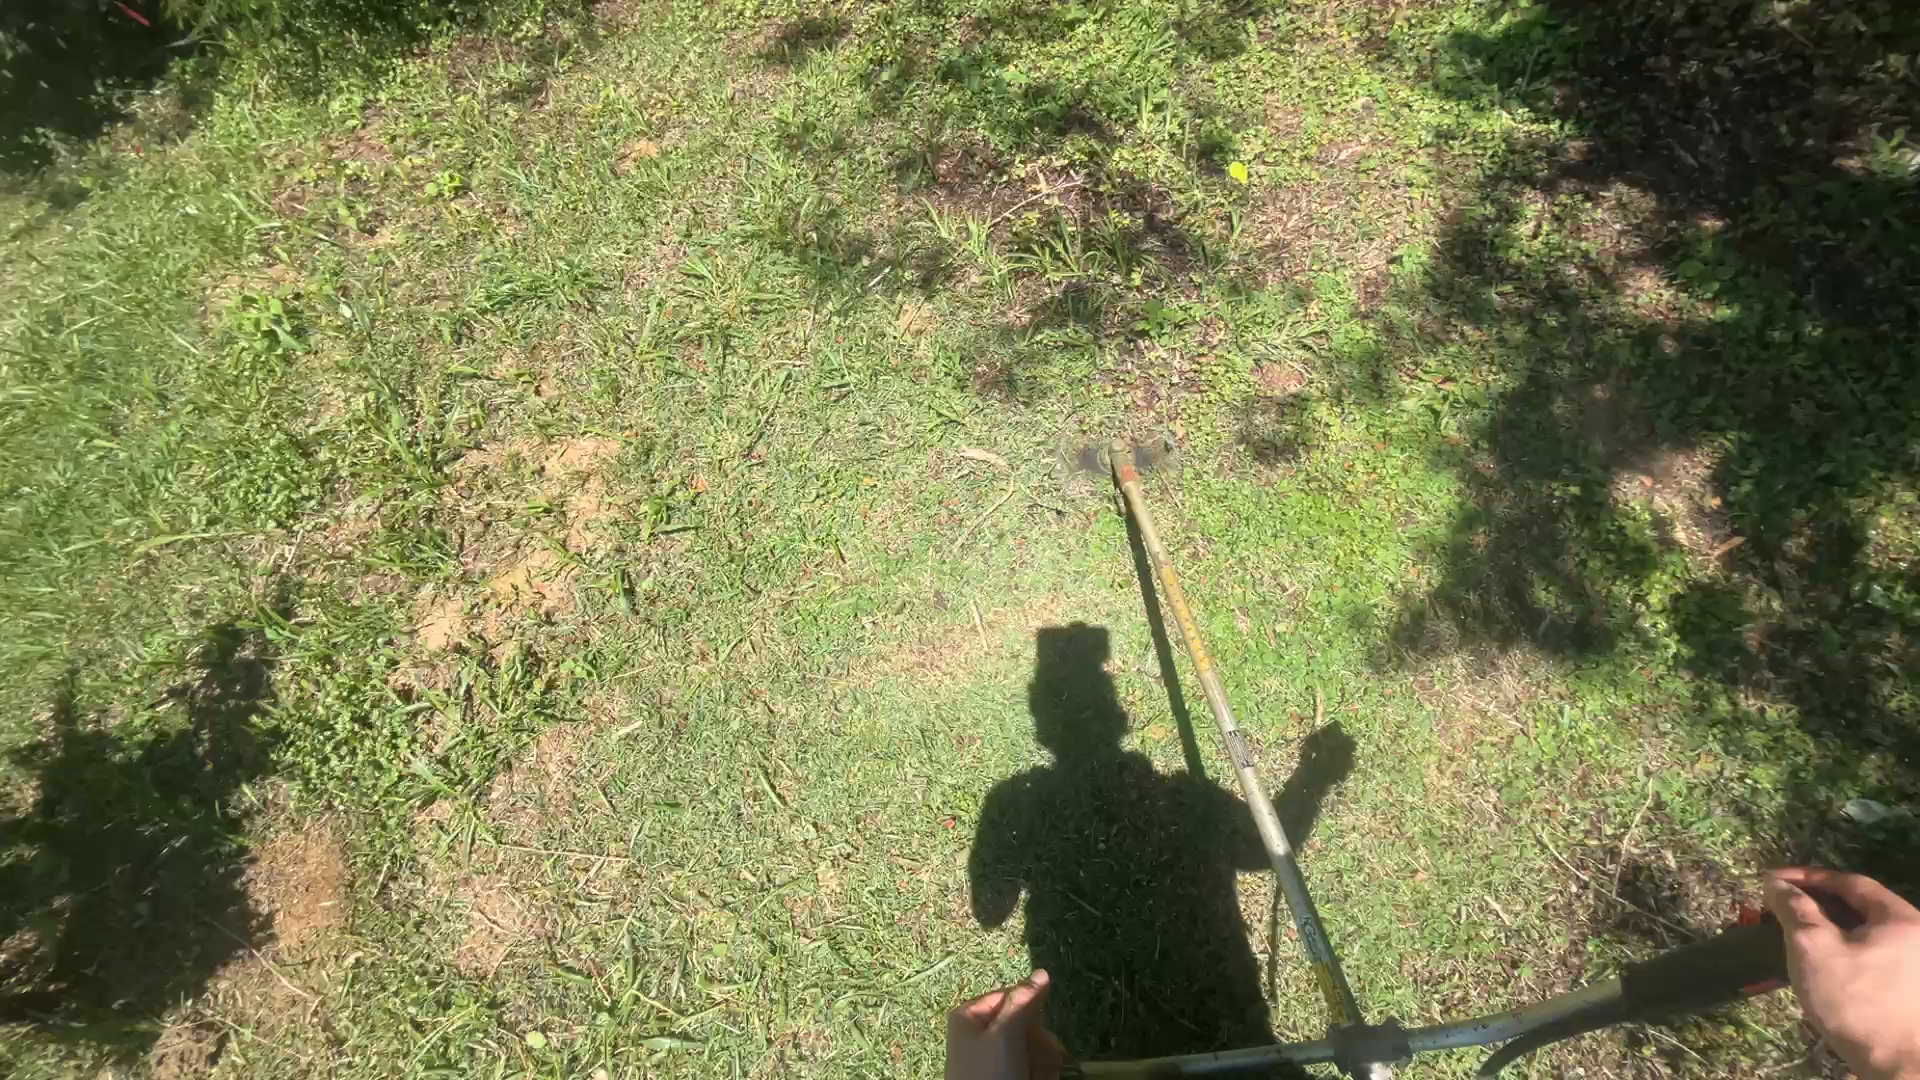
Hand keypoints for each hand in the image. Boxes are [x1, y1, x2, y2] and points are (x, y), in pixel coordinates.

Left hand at [944, 969, 1065, 1079]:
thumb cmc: (990, 1075)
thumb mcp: (1005, 1033)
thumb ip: (1024, 1001)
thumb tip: (1042, 972)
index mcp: (971, 1016)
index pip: (1012, 997)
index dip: (1028, 1011)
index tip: (1034, 1027)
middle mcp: (981, 1035)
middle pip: (1025, 1024)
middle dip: (1038, 1042)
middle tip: (1040, 1059)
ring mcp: (994, 1061)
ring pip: (1033, 1047)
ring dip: (1042, 1061)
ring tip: (1037, 1077)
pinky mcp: (1007, 1078)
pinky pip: (1033, 1067)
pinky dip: (1040, 1074)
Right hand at [1766, 867, 1919, 1079]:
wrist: (1901, 1064)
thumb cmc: (1855, 997)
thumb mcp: (1811, 944)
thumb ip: (1794, 907)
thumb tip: (1778, 883)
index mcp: (1903, 922)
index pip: (1851, 882)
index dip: (1807, 876)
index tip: (1770, 880)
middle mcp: (1918, 938)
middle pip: (1862, 905)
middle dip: (1815, 900)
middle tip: (1778, 905)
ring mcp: (1919, 965)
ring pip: (1868, 929)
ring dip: (1828, 922)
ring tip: (1793, 929)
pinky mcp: (1914, 986)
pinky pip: (1877, 950)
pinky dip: (1845, 943)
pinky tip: (1822, 955)